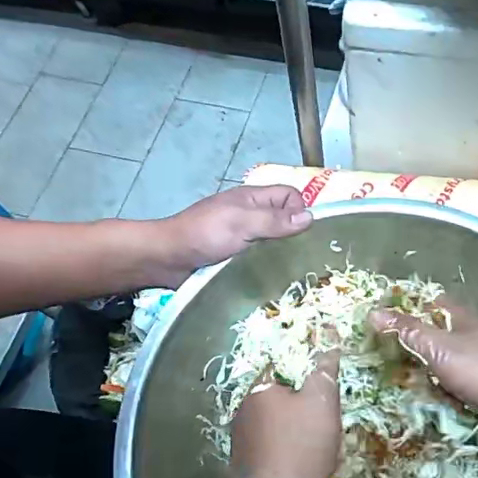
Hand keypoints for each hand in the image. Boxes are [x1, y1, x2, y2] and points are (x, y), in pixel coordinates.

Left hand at [148, 185, 311, 286]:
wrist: (167, 258)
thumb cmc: (204, 234)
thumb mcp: (242, 223)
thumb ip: (275, 221)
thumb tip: (311, 217)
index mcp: (253, 199)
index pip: (290, 196)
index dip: (299, 211)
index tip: (300, 235)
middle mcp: (250, 216)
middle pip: (283, 221)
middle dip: (293, 236)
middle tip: (304, 260)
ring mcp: (241, 237)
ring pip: (272, 242)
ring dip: (279, 256)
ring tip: (291, 274)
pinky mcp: (234, 258)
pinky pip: (258, 259)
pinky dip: (265, 267)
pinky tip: (270, 281)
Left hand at [221, 351, 341, 477]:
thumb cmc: (300, 446)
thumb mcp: (321, 403)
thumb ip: (324, 374)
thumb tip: (329, 348)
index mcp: (260, 388)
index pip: (288, 369)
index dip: (312, 379)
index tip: (329, 395)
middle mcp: (244, 408)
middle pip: (285, 398)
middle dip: (308, 410)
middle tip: (328, 427)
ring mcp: (242, 437)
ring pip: (281, 425)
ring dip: (302, 433)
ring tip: (322, 452)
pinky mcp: (245, 462)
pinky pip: (275, 447)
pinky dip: (291, 453)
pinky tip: (305, 468)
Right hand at [367, 304, 477, 456]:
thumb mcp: (442, 351)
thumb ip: (409, 333)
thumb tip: (372, 312)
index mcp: (462, 317)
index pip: (431, 303)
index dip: (409, 309)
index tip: (387, 324)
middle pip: (444, 331)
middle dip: (422, 343)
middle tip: (396, 362)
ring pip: (458, 356)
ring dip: (439, 367)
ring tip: (417, 384)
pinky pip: (472, 376)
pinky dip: (457, 384)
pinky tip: (451, 397)